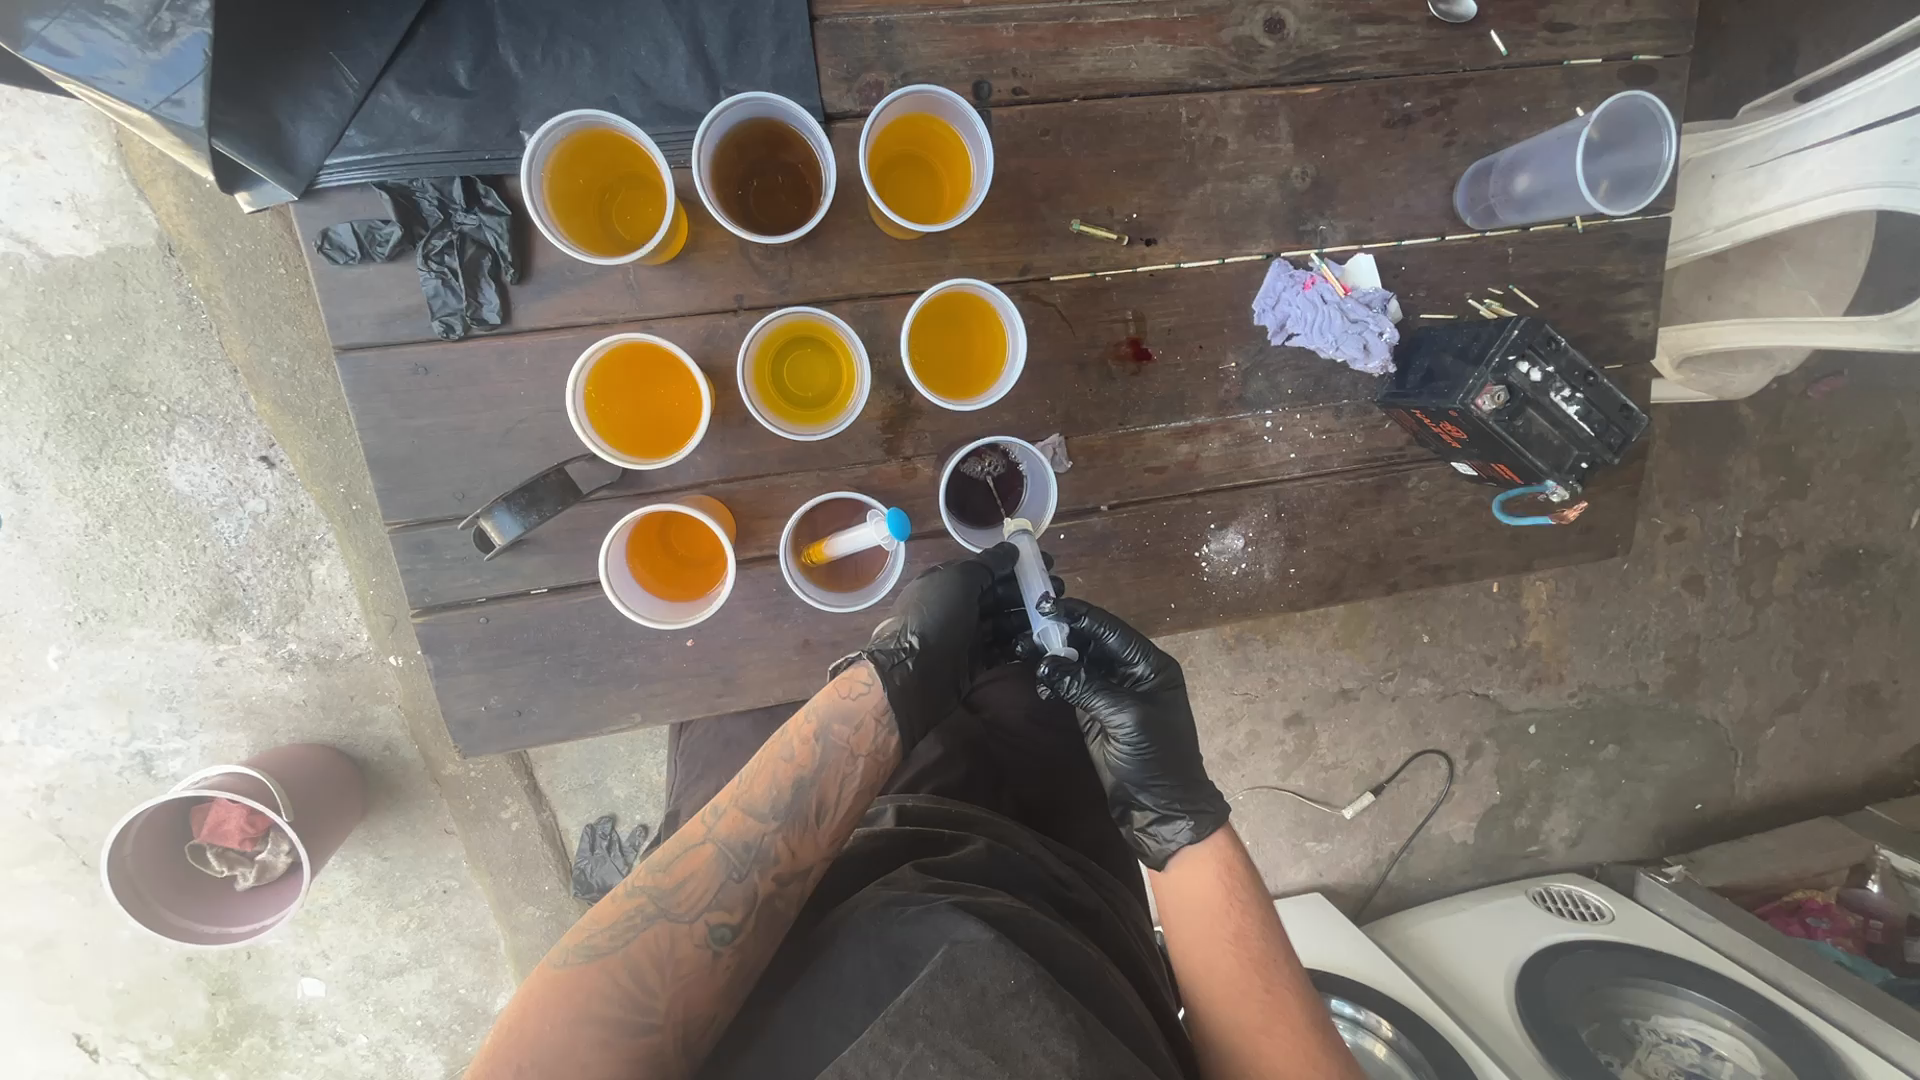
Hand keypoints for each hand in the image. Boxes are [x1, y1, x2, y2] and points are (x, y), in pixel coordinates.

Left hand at [850, 543, 1057, 747]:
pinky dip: (1020, 644)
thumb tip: (1012, 549)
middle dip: (1028, 592)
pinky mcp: (973, 664)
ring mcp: (965, 636)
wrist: (911, 676)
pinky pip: (1002, 649)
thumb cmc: (934, 619)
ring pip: (1003, 623)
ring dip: (1028, 619)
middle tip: (1059, 593)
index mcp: (949, 582)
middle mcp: (957, 607)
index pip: (988, 569)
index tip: (1047, 565)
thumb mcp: (959, 581)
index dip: (1017, 565)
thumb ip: (987, 564)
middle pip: (999, 596)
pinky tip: (1041, 641)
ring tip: (1056, 617)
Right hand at [1024, 596, 1229, 869]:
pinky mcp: (1095, 712)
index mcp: (1148, 664)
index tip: (1044, 606)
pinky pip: (1071, 685)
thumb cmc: (1156, 760)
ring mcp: (1112, 692)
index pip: (1108, 629)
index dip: (1078, 615)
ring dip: (1053, 656)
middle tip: (1025, 628)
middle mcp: (1130, 671)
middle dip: (1060, 634)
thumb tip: (1047, 663)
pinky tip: (1039, 681)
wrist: (1161, 810)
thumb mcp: (1125, 717)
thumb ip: (1086, 686)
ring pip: (1078, 662)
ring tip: (1023, 650)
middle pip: (1090, 641)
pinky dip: (1054, 680)